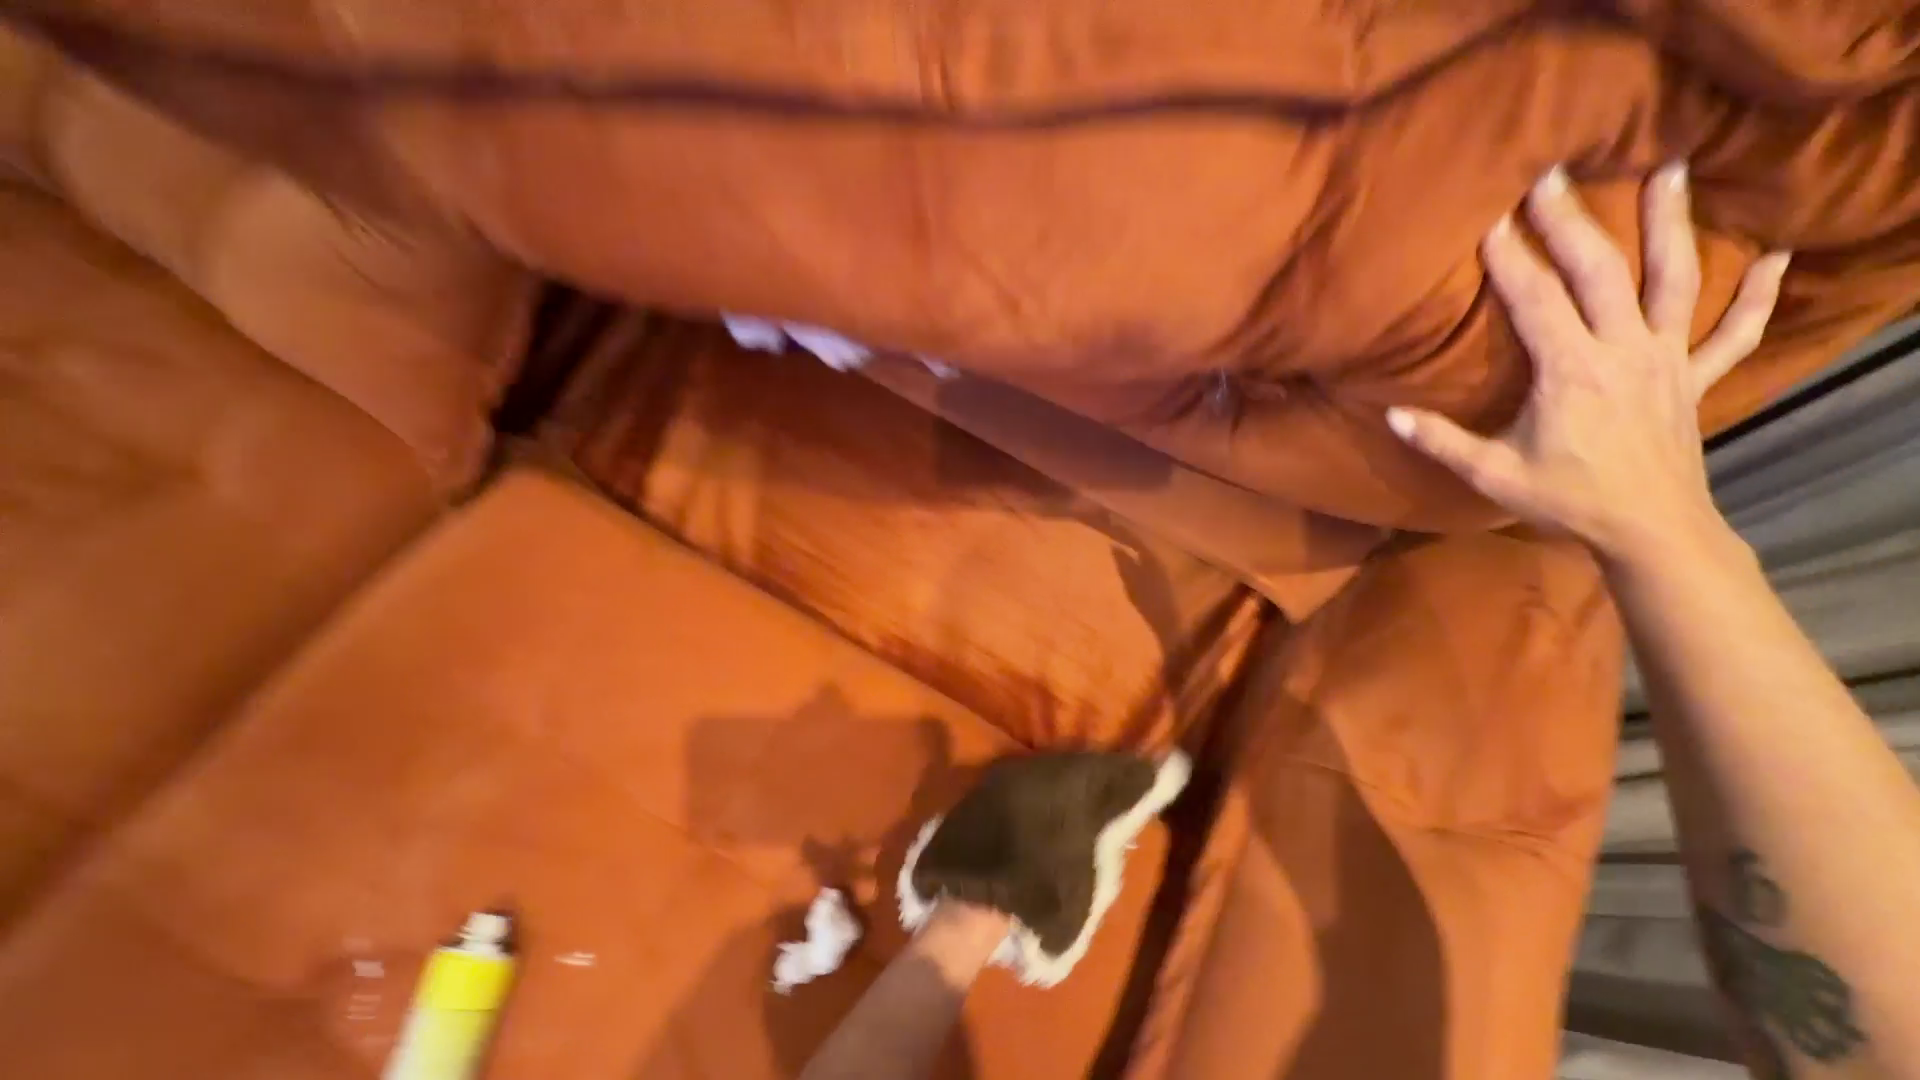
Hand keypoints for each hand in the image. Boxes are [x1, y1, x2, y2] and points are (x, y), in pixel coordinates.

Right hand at [1387, 163, 1790, 564]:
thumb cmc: (1567, 500)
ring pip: (1676, 280)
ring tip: (1670, 171)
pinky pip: (1736, 332)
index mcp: (1572, 372)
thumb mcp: (1493, 474)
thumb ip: (1442, 441)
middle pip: (1599, 273)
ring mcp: (1668, 360)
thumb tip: (1391, 416)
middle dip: (1572, 222)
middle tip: (1553, 176)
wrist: (1650, 529)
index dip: (1509, 260)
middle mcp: (1624, 351)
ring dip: (1672, 225)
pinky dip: (1759, 296)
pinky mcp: (1694, 377)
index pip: (1536, 301)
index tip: (1488, 219)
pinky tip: (1777, 260)